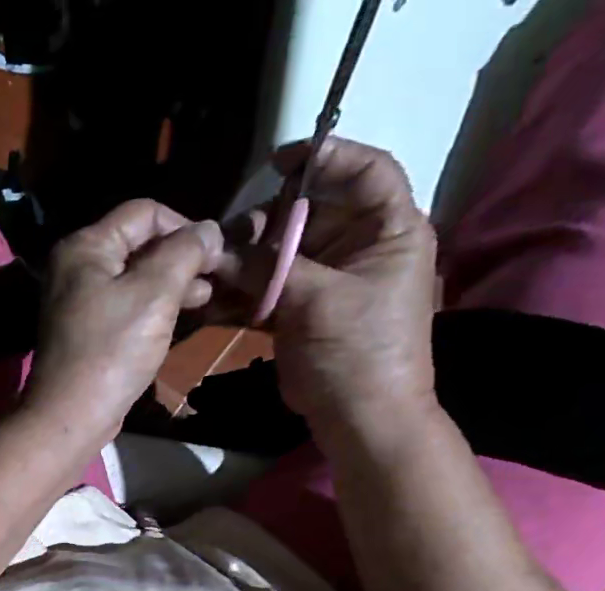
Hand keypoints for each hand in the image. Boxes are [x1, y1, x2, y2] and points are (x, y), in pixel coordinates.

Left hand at [28, 200, 223, 437]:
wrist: (73, 414)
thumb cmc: (113, 350)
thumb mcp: (154, 293)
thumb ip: (184, 253)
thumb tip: (209, 229)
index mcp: (87, 246)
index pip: (145, 213)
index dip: (185, 227)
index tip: (216, 255)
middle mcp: (79, 266)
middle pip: (141, 244)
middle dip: (182, 256)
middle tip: (218, 278)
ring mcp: (82, 299)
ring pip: (138, 276)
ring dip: (174, 282)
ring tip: (207, 297)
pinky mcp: (91, 329)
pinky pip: (129, 304)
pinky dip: (156, 305)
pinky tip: (182, 315)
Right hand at [220, 139, 438, 430]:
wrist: (359, 421)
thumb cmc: (359, 353)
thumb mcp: (320, 300)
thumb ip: (269, 267)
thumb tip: (218, 248)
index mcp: (389, 231)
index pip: (367, 170)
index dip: (326, 156)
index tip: (278, 163)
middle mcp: (360, 247)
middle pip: (311, 211)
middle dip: (268, 220)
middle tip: (230, 236)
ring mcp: (329, 280)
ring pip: (284, 251)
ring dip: (248, 259)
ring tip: (216, 268)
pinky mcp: (304, 309)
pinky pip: (270, 287)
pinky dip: (245, 291)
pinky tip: (215, 293)